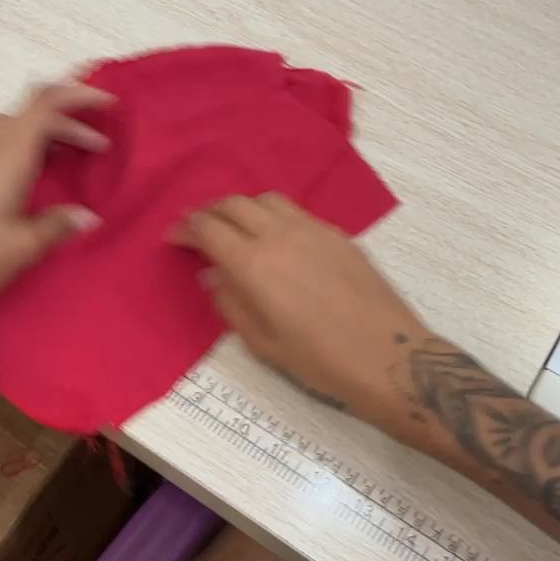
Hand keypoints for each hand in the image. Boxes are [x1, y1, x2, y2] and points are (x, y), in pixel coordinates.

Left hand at [0, 82, 112, 341]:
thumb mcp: (25, 245)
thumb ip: (58, 225)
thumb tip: (88, 217)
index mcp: (10, 154)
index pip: (46, 104)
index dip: (79, 96)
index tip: (107, 105)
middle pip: (28, 114)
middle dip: (66, 123)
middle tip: (95, 147)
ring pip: (1, 125)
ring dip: (32, 131)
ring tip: (53, 154)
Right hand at [171, 193, 425, 414]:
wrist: (386, 356)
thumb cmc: (319, 360)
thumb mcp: (262, 343)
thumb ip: (231, 303)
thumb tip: (213, 275)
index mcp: (254, 264)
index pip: (208, 228)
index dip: (184, 229)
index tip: (173, 237)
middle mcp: (280, 235)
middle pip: (234, 204)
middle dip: (209, 212)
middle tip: (198, 229)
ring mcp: (313, 230)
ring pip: (266, 199)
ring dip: (242, 207)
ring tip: (234, 226)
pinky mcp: (338, 234)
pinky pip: (295, 211)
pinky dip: (272, 215)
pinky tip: (274, 236)